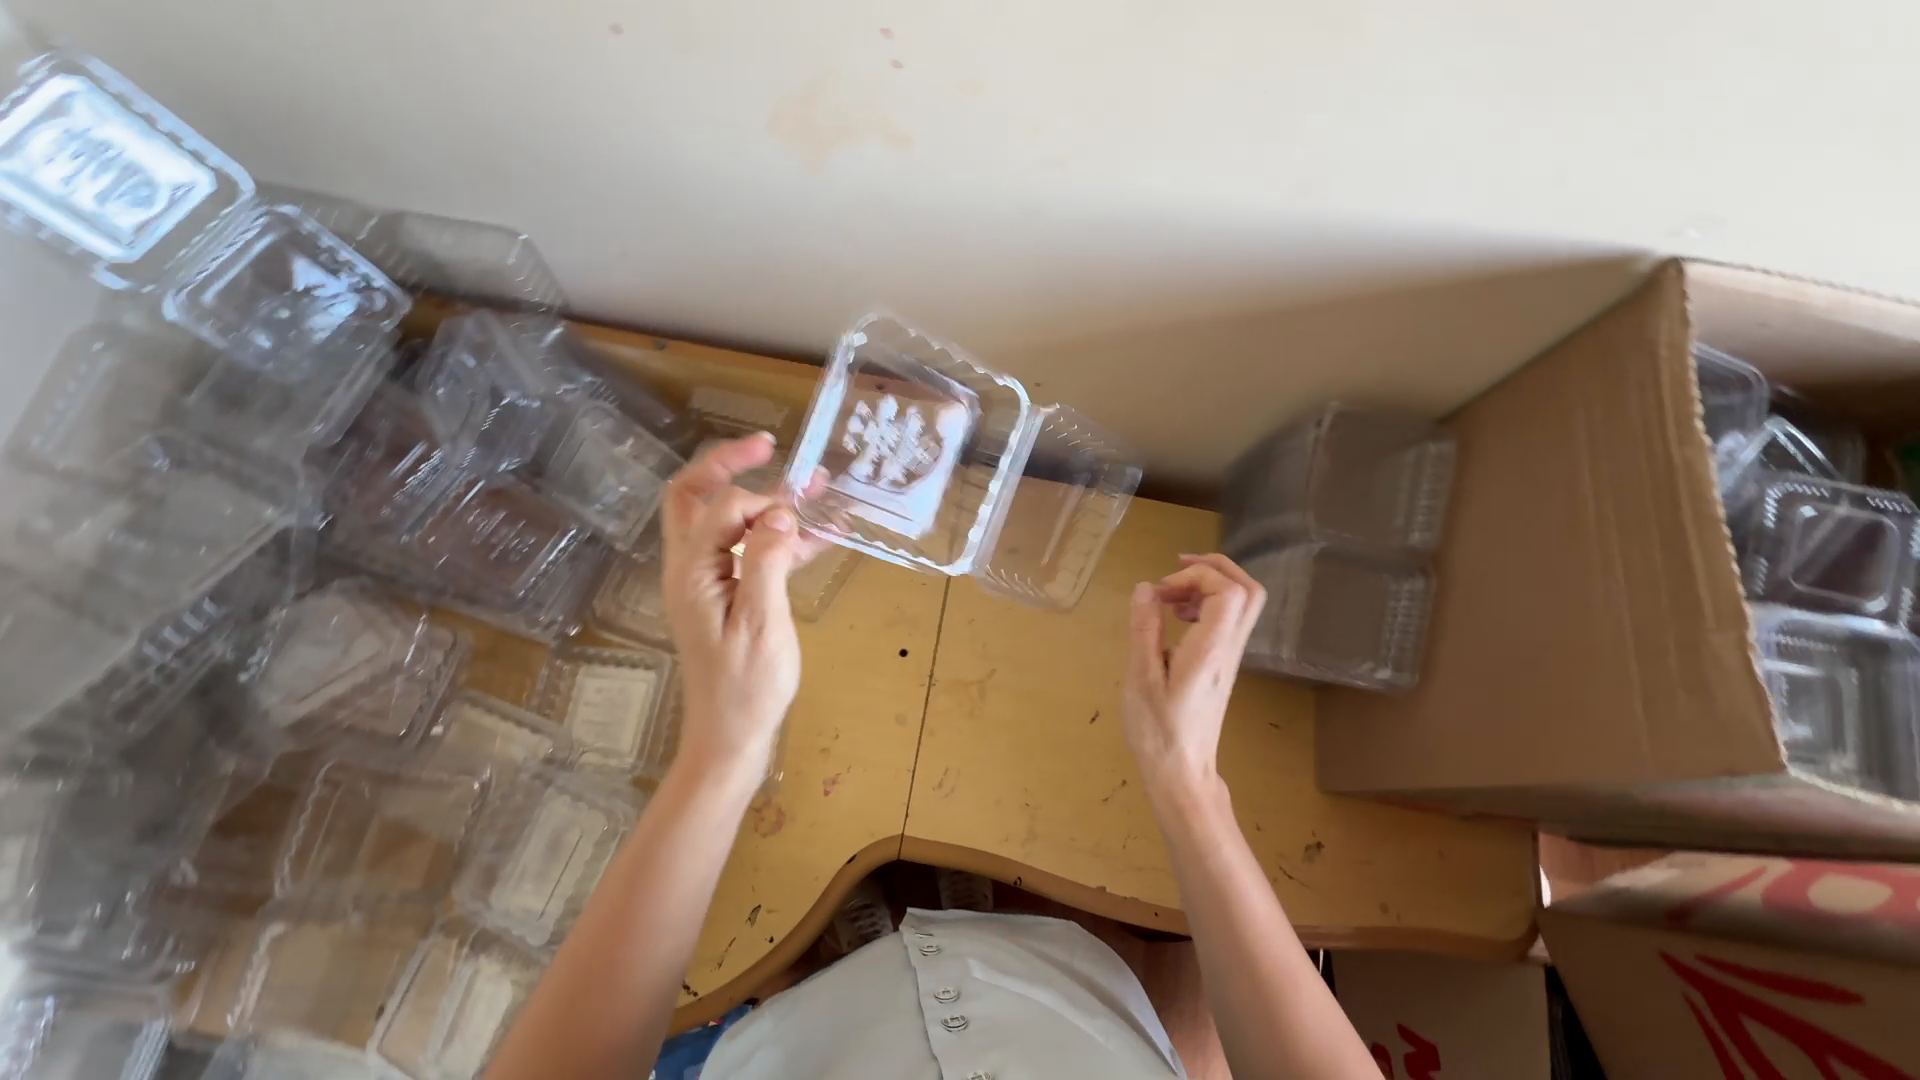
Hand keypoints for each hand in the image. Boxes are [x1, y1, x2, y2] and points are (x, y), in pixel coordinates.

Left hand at [659, 433, 829, 783]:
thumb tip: (776, 512)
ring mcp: (709, 580)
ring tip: (814, 483)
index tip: (796, 513)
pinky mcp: (730, 594)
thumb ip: (765, 561)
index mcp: (691, 571)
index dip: (759, 501)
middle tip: (768, 445)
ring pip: (727, 521)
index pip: (719, 508)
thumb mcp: (761, 623)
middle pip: (696, 497)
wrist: (733, 735)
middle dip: (729, 465)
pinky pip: (752, 552)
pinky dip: (782, 538)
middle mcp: (692, 567)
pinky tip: (824, 535)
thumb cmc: (746, 686)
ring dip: (764, 499)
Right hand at [1121, 553, 1266, 796]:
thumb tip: (1146, 588)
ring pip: (1243, 604)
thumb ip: (1144, 629)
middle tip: (1176, 568)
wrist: (1182, 773)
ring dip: (1210, 585)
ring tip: (1170, 594)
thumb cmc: (1157, 730)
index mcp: (1210, 650)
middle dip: (1215, 568)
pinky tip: (1176, 617)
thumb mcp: (1140, 678)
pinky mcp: (1223, 667)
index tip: (1161, 591)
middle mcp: (1229, 649)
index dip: (1197, 576)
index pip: (1228, 591)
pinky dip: (1207, 605)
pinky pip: (1229, 621)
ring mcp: (1231, 658)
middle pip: (1249, 591)